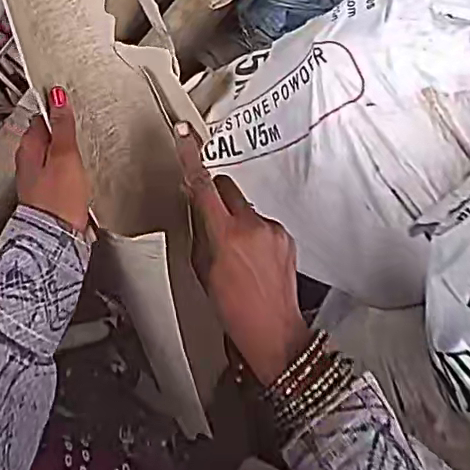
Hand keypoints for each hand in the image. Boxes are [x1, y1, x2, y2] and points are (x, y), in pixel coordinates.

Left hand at [15, 86, 90, 229]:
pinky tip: (76, 171)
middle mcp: (26, 161)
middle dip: (60, 130)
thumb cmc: (58, 199)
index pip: (40, 117)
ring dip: (63, 149)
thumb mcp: (64, 154)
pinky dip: (65, 166)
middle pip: (44, 135)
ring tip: (79, 146)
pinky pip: (55, 171)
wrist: (55, 239)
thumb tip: (57, 97)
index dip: (55, 109)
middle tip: (77, 124)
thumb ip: (61, 126)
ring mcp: (35, 178)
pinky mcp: (45, 193)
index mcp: (28, 147)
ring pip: (50, 153)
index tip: (68, 104)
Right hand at [178, 122, 310, 384]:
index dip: (190, 157)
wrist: (274, 334)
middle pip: (225, 186)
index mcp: (226, 235)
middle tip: (209, 216)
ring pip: (243, 204)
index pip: (203, 185)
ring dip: (234, 217)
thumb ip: (199, 232)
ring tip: (235, 251)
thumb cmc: (234, 309)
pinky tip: (251, 257)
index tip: (184, 135)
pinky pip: (260, 220)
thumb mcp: (203, 269)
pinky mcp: (285, 236)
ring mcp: (272, 231)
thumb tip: (196, 208)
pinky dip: (252, 231)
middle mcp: (252, 227)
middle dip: (214, 194)